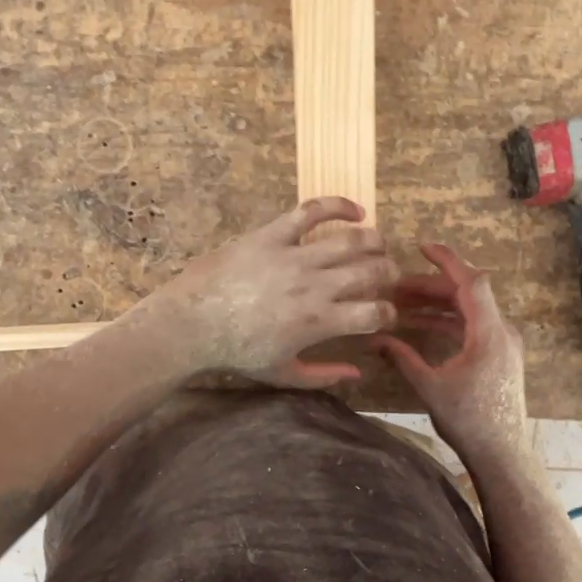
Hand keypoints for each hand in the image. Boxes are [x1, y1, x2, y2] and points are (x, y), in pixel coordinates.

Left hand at [139, 198, 399, 387]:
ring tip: (377, 247)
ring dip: (375, 242)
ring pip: (352, 240)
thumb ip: (323, 375)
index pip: (375, 313)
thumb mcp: (282, 374)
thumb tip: (358, 374)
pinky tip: (355, 210)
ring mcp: (294, 257)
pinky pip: (312, 211)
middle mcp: (315, 286)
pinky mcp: (272, 234)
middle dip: (389, 275)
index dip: (388, 314)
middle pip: (372, 272)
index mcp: (320, 322)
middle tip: (386, 278)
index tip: (384, 315)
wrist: (192, 324)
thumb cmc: (236, 353)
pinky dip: (339, 206)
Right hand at [371, 244, 528, 459]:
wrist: (501, 452)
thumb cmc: (468, 420)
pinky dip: (448, 323)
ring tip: (403, 306)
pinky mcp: (499, 357)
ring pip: (470, 311)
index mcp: (489, 333)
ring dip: (437, 306)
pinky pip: (473, 328)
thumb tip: (374, 340)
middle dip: (431, 287)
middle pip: (468, 294)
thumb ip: (403, 358)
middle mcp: (502, 331)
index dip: (446, 260)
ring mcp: (503, 344)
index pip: (470, 281)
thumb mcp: (429, 387)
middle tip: (397, 288)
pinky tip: (421, 327)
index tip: (420, 248)